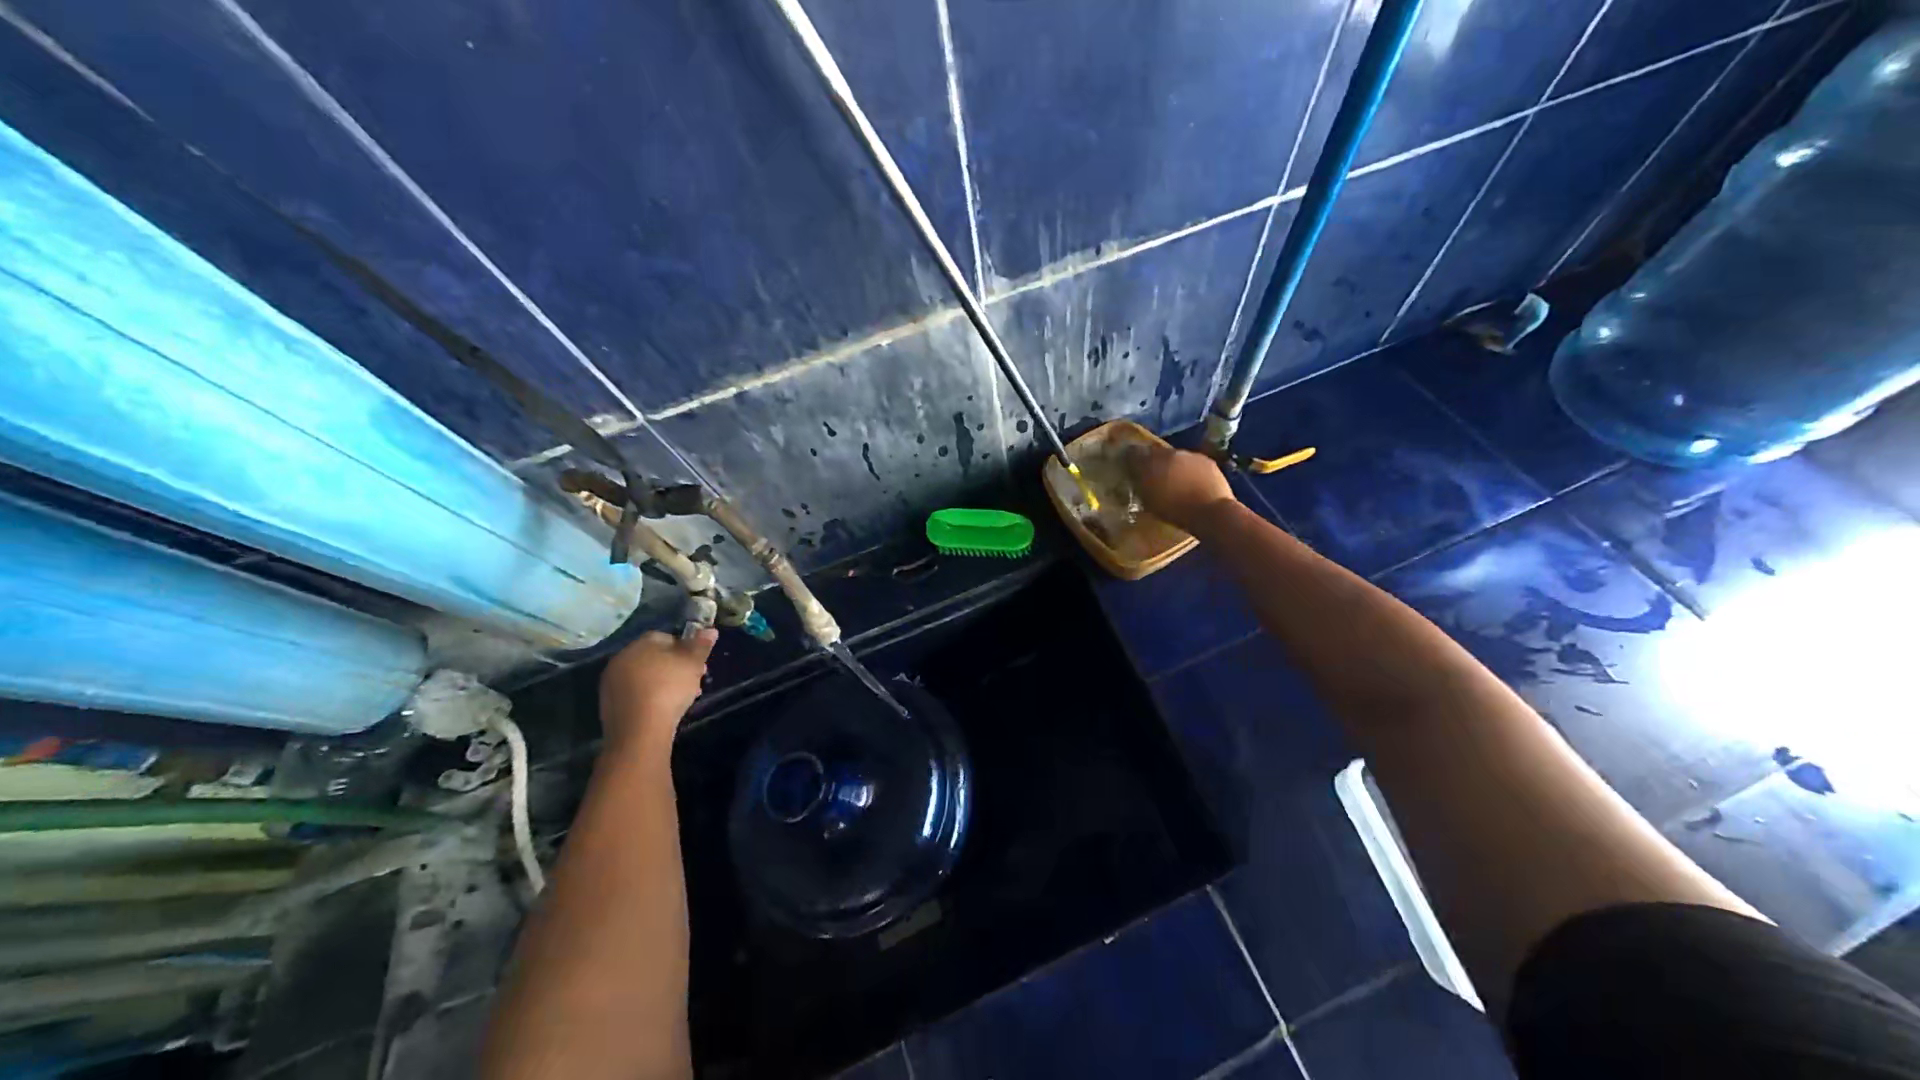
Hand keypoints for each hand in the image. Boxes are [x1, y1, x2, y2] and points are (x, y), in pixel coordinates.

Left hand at [598, 628, 717, 752]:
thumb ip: (701, 645)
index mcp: (640, 644)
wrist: (639, 731)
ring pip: (644, 677)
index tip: (698, 664)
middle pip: (653, 658)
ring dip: (663, 683)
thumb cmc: (669, 689)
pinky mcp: (609, 705)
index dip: (685, 648)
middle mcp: (621, 659)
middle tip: (693, 682)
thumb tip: (709, 630)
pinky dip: (649, 698)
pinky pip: (635, 694)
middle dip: (674, 667)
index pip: (665, 637)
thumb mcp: (693, 664)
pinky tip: (662, 710)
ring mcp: (612, 683)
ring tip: (681, 699)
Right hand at [1125, 443, 1237, 533]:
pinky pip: (1193, 462)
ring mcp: (1190, 455)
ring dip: (1172, 465)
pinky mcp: (1207, 461)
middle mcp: (1169, 453)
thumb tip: (1134, 475)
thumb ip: (1139, 484)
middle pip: (1156, 453)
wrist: (1211, 511)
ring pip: (1176, 457)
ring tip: (1174, 479)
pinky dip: (1189, 469)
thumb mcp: (1148, 500)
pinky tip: (1191, 482)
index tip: (1129, 466)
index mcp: (1150, 461)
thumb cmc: (1174, 510)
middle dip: (1153, 461)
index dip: (1130, 459)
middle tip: (1152, 474)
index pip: (1134, 453)